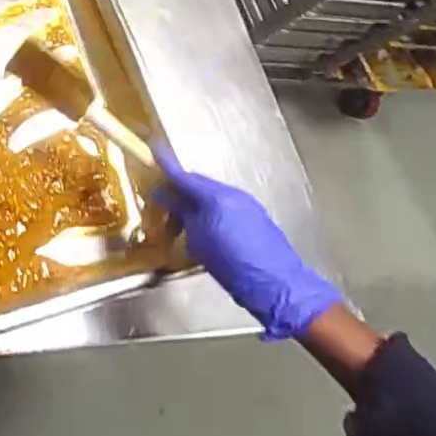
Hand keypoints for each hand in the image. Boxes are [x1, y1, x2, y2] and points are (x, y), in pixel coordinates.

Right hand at [154, 145, 342, 339]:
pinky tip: (206, 228)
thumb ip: (182, 215)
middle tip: (161, 200)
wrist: (281, 287)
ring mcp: (247, 203)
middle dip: (179, 188)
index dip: (166, 164)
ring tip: (182, 221)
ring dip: (195, 202)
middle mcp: (232, 194)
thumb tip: (166, 197)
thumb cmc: (233, 266)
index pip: (184, 176)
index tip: (154, 148)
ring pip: (212, 195)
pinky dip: (211, 211)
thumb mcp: (199, 242)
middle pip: (199, 183)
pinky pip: (226, 205)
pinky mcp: (256, 216)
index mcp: (215, 197)